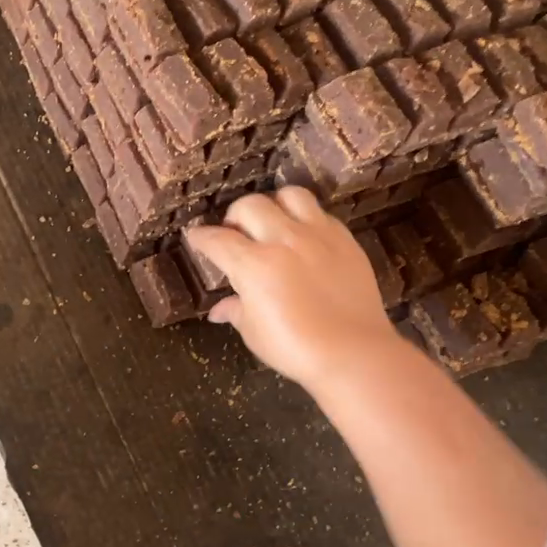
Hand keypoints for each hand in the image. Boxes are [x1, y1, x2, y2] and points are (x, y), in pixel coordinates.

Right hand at [185, 188, 403, 390]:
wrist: (352, 351)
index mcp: (253, 265)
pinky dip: (304, 219)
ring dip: (273, 206)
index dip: (200, 237)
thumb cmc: (293, 346)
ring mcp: (318, 235)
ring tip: (271, 224)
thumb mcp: (253, 331)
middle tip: (235, 234)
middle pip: (250, 205)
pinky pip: (319, 213)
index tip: (194, 236)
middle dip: (234, 217)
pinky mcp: (344, 239)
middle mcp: (283, 240)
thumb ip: (235, 310)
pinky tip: (302, 239)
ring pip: (289, 195)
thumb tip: (219, 310)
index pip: (217, 240)